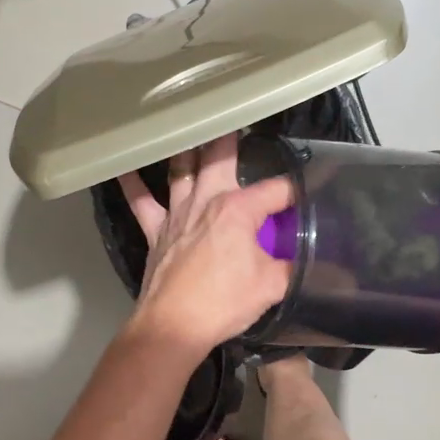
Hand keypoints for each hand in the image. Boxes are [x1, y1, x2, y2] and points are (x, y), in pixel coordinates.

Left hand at [119, 133, 294, 356]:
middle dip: (231, 135)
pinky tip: (124, 165)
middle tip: (236, 113)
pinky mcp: (156, 231)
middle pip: (220, 158)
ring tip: (189, 123)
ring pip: (181, 169)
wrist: (174, 326)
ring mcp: (177, 213)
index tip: (307, 192)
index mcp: (238, 210)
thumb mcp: (273, 287)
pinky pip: (141, 201)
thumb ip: (294, 267)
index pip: (276, 190)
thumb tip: (315, 263)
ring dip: (187, 147)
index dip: (295, 191)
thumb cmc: (224, 303)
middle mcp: (206, 201)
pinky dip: (132, 183)